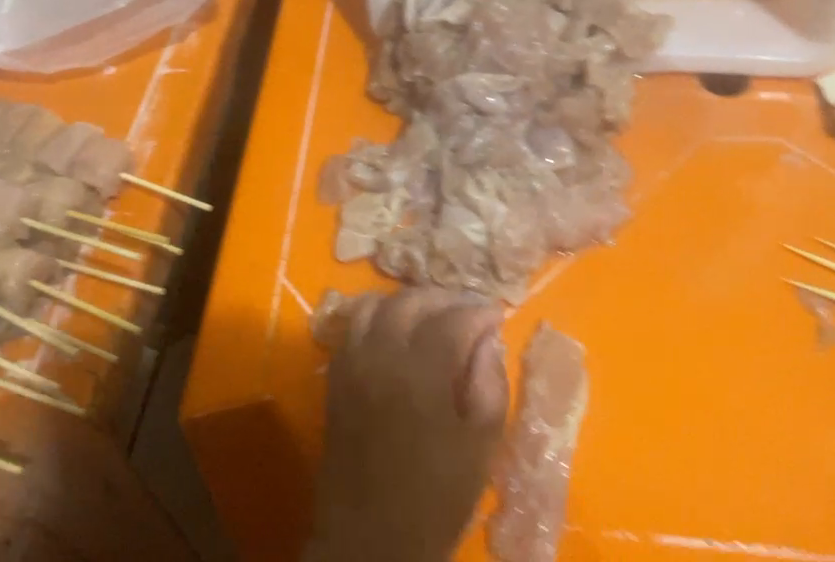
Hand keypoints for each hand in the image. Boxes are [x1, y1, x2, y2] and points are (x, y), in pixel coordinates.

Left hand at [304, 289, 508, 561]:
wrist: (370, 538)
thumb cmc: (436, 499)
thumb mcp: (481, 448)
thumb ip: (489, 385)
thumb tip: (487, 339)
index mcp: (421, 376)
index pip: (453, 320)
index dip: (480, 311)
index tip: (499, 314)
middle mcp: (381, 357)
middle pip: (411, 301)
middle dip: (446, 297)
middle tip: (471, 310)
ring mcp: (352, 363)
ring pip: (376, 303)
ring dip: (409, 300)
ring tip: (434, 313)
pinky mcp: (335, 375)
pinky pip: (353, 324)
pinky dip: (378, 313)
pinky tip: (397, 328)